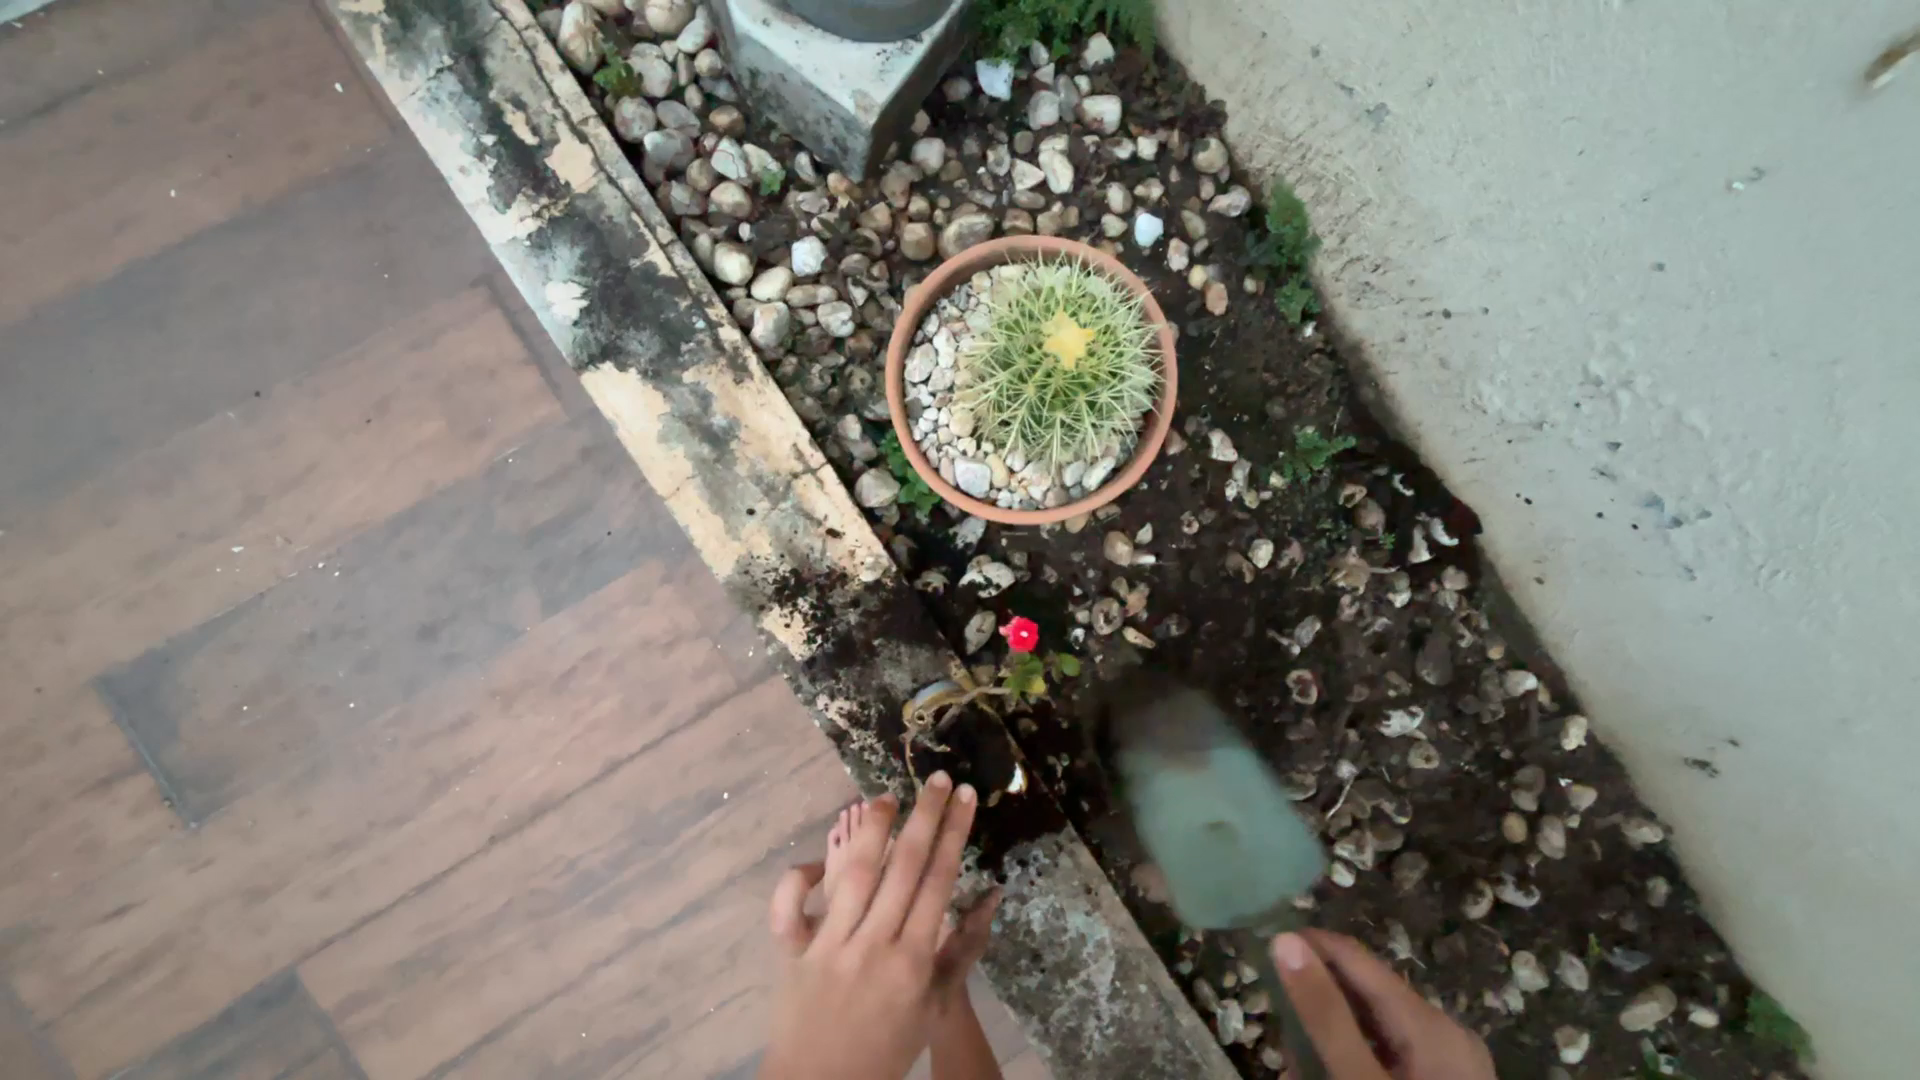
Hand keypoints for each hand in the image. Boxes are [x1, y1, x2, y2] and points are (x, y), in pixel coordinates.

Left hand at [761, 772, 982, 1079]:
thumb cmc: (888, 1046)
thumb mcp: (936, 1005)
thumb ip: (964, 949)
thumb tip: (993, 895)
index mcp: (913, 960)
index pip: (939, 881)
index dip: (954, 832)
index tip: (965, 795)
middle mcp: (873, 944)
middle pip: (903, 867)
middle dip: (925, 816)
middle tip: (938, 779)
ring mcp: (830, 945)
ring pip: (853, 874)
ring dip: (872, 831)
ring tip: (888, 797)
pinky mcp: (794, 951)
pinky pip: (789, 908)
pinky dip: (798, 878)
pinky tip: (818, 856)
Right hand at [1272, 929, 1494, 1079]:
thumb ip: (1324, 1015)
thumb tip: (1283, 939)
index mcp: (1433, 1024)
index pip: (1354, 956)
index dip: (1304, 946)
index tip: (1258, 952)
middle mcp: (1447, 1032)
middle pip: (1362, 994)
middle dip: (1313, 1008)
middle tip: (1278, 1037)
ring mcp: (1451, 1063)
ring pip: (1371, 1027)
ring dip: (1328, 1039)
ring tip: (1297, 1069)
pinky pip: (1388, 1054)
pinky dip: (1354, 1058)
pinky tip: (1325, 1072)